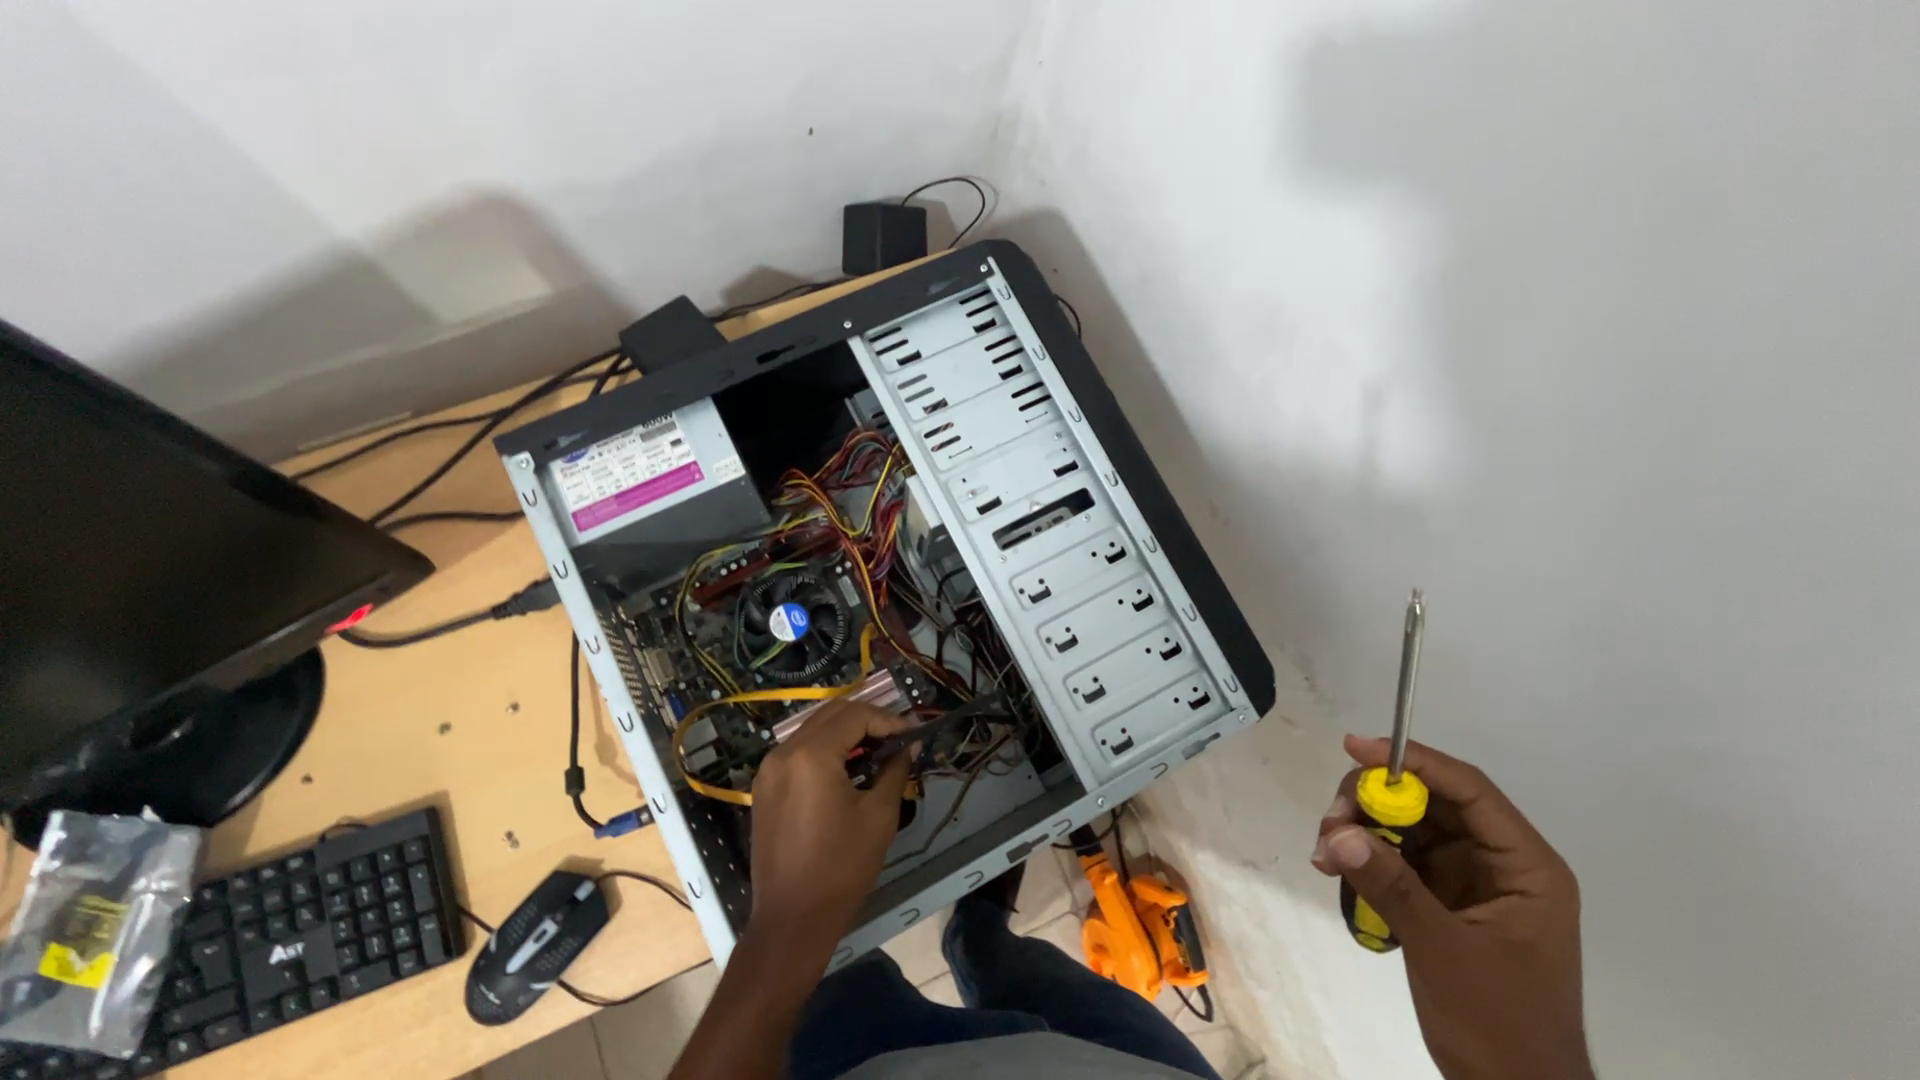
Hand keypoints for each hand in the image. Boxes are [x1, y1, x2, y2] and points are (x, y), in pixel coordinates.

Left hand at [747, 701, 913, 940]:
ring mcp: (768, 771)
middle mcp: (783, 753)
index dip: (888, 720)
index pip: (855, 716)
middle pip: (831, 715)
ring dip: (846, 734)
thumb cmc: (841, 868)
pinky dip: (825, 751)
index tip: (914, 735)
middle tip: (898, 740)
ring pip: (812, 731)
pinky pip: (798, 754)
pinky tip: (847, 771)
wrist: (792, 919)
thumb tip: (908, 745)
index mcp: (810, 755)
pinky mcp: (765, 789)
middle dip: (867, 721)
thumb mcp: (879, 815)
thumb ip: (894, 769)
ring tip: (877, 754)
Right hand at [1313, 736, 1592, 1079]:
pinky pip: (1400, 861)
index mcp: (1525, 867)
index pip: (1468, 790)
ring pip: (1408, 829)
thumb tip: (1336, 834)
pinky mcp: (1444, 903)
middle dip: (1375, 803)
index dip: (1413, 761)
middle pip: (1430, 804)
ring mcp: (1470, 883)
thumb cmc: (1499, 1024)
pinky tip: (1337, 871)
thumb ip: (1390, 886)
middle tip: (1329, 825)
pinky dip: (1367, 859)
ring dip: (1363, 831)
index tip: (1356, 748)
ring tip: (1325, 856)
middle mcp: (1499, 864)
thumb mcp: (1443, 951)